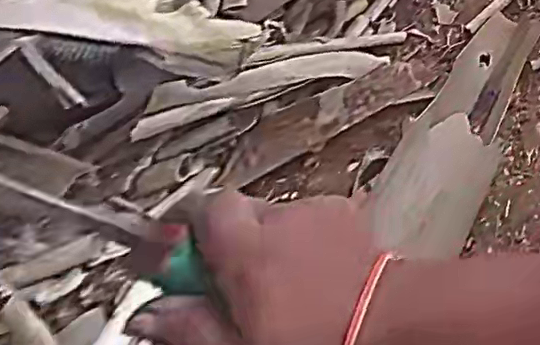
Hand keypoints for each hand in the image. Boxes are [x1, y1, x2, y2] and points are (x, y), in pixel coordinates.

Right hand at [128, 193, 381, 344]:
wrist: (388, 321)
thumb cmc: (321, 341)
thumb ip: (192, 328)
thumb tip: (151, 314)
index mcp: (253, 250)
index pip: (203, 207)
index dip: (180, 227)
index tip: (167, 257)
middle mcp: (285, 218)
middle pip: (236, 213)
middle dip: (221, 244)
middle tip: (220, 290)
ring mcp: (317, 209)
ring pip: (272, 216)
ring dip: (262, 243)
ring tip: (272, 292)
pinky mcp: (342, 209)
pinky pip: (304, 217)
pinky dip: (296, 239)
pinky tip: (305, 276)